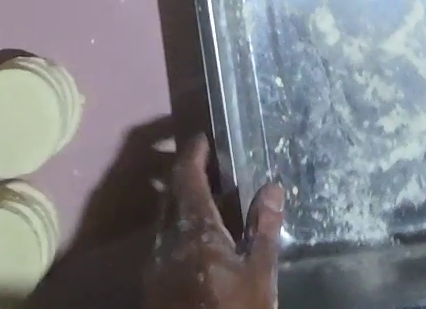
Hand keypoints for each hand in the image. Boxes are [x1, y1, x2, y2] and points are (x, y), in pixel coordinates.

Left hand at [142, 136, 283, 308]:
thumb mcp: (259, 276)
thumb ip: (263, 228)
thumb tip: (273, 186)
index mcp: (193, 231)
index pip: (185, 176)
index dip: (193, 153)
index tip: (204, 139)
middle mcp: (166, 240)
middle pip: (170, 194)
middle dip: (187, 174)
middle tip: (211, 166)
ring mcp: (155, 264)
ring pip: (165, 218)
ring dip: (182, 201)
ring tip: (210, 198)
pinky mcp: (152, 286)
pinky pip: (163, 241)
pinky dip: (178, 226)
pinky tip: (199, 237)